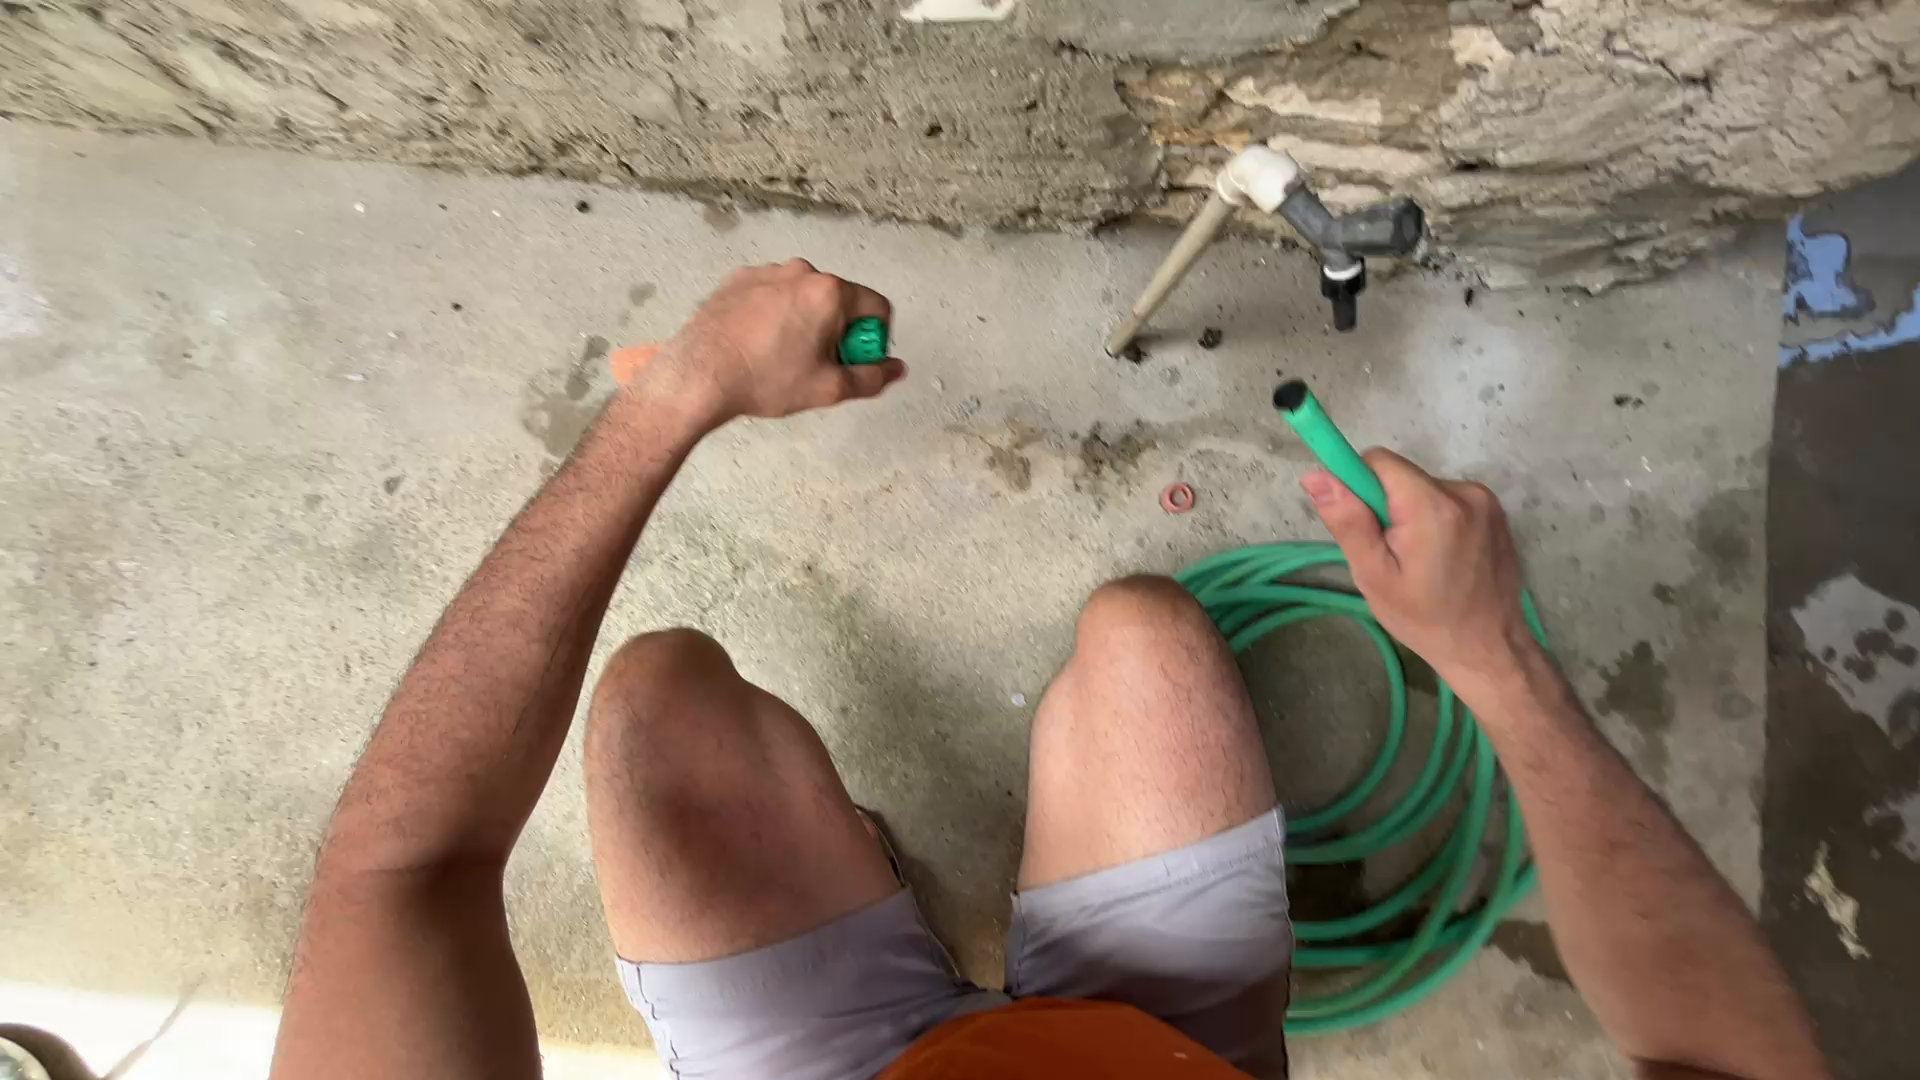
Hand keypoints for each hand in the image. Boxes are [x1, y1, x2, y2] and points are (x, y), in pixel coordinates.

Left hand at [646, 258, 905, 422]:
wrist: (700, 374)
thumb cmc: (766, 380)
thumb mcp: (829, 389)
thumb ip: (872, 377)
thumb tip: (896, 369)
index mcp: (830, 292)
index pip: (878, 308)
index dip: (875, 339)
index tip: (854, 361)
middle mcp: (801, 272)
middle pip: (841, 301)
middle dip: (840, 332)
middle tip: (820, 366)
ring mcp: (767, 272)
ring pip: (806, 297)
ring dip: (808, 323)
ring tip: (785, 358)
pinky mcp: (739, 279)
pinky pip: (775, 295)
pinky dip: (778, 316)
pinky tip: (761, 345)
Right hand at [1301, 448, 1540, 689]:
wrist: (1487, 645)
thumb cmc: (1422, 616)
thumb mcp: (1372, 574)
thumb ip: (1347, 520)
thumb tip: (1314, 475)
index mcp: (1432, 506)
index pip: (1378, 461)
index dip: (1356, 486)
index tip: (1358, 523)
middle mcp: (1464, 491)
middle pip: (1399, 475)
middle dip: (1382, 505)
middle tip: (1386, 553)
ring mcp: (1485, 499)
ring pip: (1419, 487)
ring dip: (1406, 513)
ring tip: (1413, 558)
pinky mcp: (1494, 510)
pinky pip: (1443, 498)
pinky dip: (1429, 518)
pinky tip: (1436, 555)